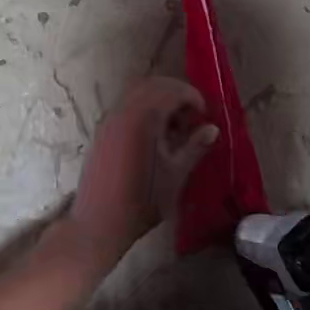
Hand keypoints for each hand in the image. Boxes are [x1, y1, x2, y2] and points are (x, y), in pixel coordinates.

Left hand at [72, 77, 218, 251]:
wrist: (98, 225)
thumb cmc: (142, 201)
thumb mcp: (176, 175)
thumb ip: (195, 147)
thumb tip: (212, 128)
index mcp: (143, 119)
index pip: (172, 90)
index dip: (193, 98)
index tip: (205, 116)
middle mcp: (123, 112)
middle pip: (153, 85)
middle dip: (177, 95)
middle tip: (192, 119)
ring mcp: (109, 121)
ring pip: (138, 94)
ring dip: (160, 103)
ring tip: (175, 131)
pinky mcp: (102, 133)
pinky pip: (127, 108)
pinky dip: (145, 112)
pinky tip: (155, 140)